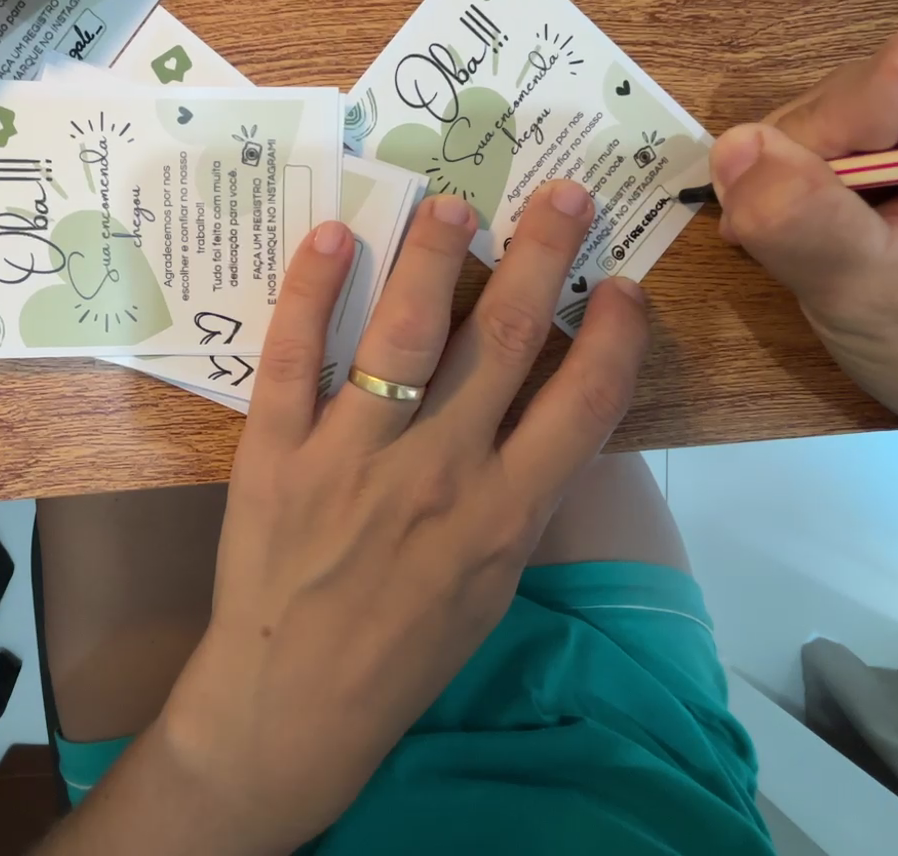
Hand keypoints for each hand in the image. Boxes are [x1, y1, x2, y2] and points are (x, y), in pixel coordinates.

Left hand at [150, 182, 649, 852]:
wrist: (293, 701)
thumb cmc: (402, 652)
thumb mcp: (489, 588)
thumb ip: (517, 502)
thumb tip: (540, 419)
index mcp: (504, 516)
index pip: (582, 404)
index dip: (612, 334)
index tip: (621, 283)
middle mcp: (439, 473)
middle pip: (505, 343)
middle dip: (540, 259)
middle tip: (560, 196)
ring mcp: (352, 457)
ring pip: (406, 334)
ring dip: (434, 258)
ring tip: (452, 204)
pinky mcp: (276, 451)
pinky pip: (294, 359)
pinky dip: (313, 293)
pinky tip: (331, 240)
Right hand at [711, 25, 897, 494]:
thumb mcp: (866, 302)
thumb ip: (799, 221)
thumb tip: (730, 147)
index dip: (819, 135)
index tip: (783, 215)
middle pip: (884, 78)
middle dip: (809, 153)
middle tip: (792, 235)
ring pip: (868, 93)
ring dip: (811, 162)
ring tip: (816, 234)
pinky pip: (879, 116)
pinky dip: (829, 166)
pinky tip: (838, 216)